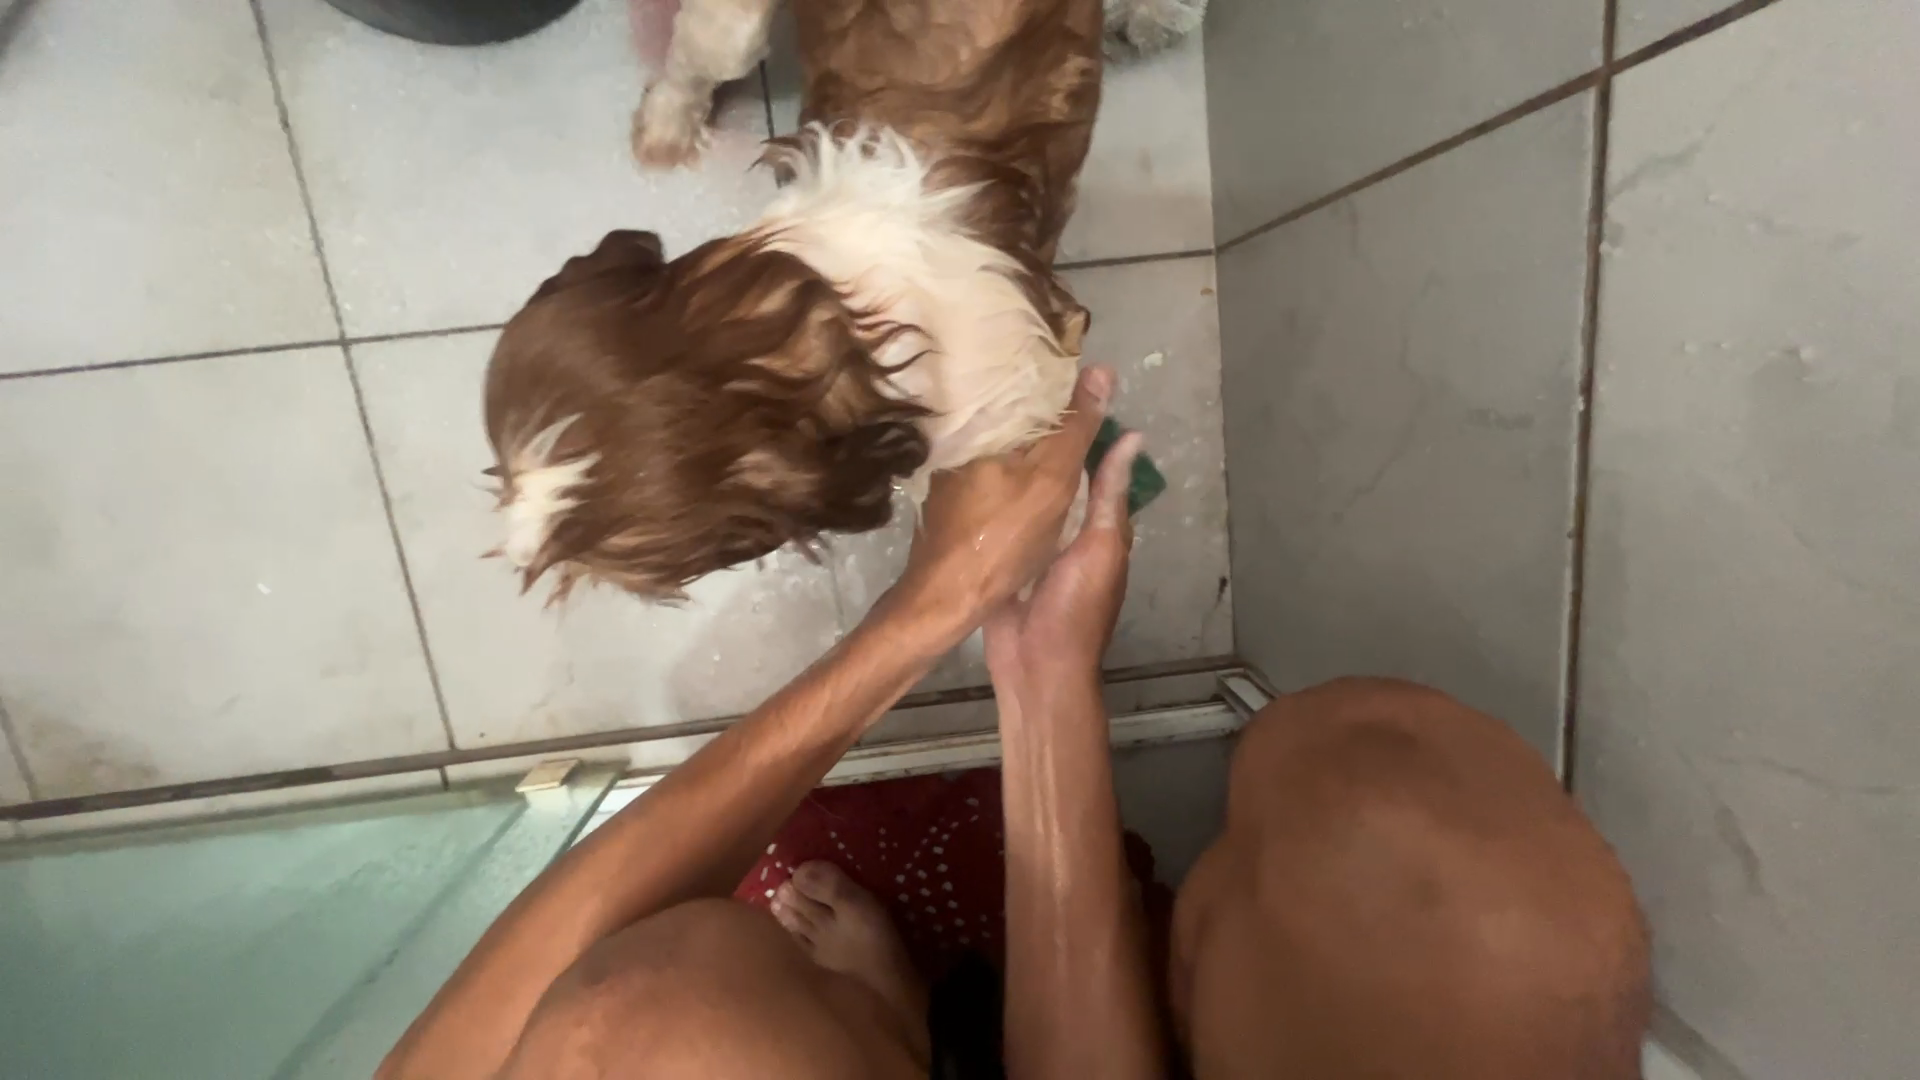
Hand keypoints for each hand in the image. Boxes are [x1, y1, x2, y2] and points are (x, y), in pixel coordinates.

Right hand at [889, 367, 1114, 645]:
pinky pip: (1001, 528)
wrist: (1034, 664)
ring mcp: (1031, 549)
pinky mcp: (1002, 562)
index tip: (1060, 392)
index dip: (1084, 435)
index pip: (1094, 470)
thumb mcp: (1100, 545)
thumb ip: (1109, 495)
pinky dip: (993, 505)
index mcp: (1098, 527)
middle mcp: (1067, 533)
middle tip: (1011, 402)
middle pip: (1057, 483)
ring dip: (1016, 474)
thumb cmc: (1074, 605)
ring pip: (1027, 502)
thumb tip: (1133, 436)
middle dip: (1042, 450)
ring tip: (989, 427)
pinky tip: (972, 477)